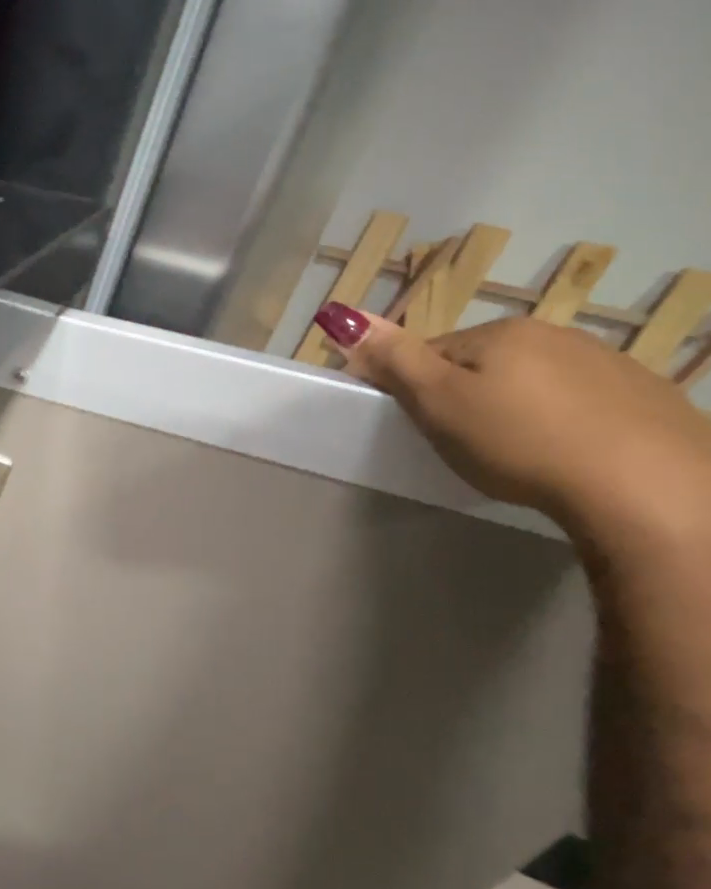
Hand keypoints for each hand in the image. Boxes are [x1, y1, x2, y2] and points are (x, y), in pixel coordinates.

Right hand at [315, 304, 710, 544]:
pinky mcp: (640, 392)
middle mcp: (554, 333)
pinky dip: (560, 418)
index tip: (419, 424)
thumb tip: (342, 315)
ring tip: (512, 450)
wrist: (638, 480)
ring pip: (532, 379)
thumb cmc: (517, 440)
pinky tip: (560, 450)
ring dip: (513, 405)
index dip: (414, 388)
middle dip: (465, 394)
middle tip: (460, 441)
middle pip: (483, 362)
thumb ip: (393, 360)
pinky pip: (577, 399)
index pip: (432, 352)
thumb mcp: (438, 402)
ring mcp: (604, 359)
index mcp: (500, 333)